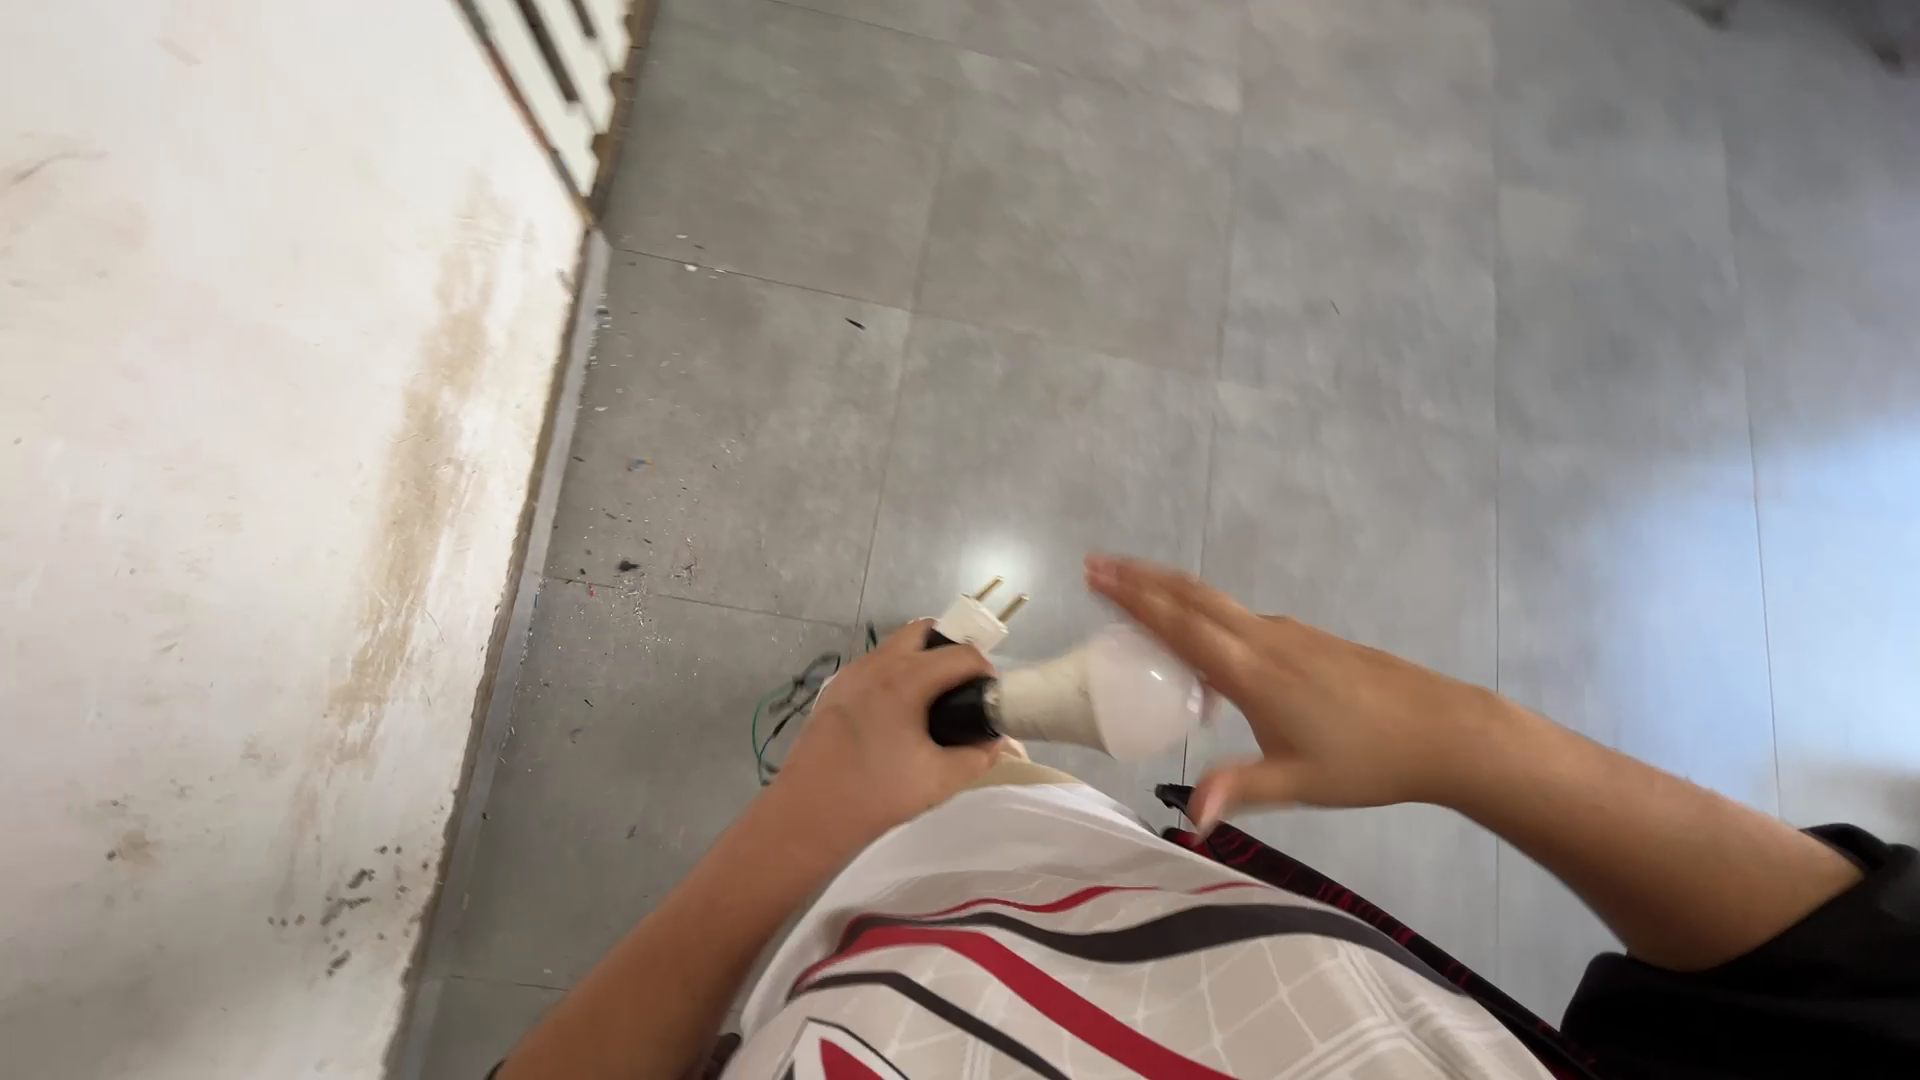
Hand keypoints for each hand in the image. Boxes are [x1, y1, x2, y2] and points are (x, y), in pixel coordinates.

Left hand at [760, 620, 999, 858]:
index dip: (984, 671)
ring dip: (922, 659)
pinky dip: (896, 673)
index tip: (989, 696)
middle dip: (951, 650)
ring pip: (897, 645)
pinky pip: (875, 664)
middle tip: (963, 687)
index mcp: (906, 678)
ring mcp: (852, 672)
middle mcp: (878, 663)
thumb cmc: (876, 794)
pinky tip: (899, 714)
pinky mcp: (835, 688)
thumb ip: (977, 757)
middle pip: (925, 631)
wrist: (808, 813)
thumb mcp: (939, 780)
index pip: (961, 653)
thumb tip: (994, 743)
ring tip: (934, 701)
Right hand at [1085, 554, 1523, 830]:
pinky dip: (1198, 608)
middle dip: (1138, 576)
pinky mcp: (1302, 636)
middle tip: (1096, 565)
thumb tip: (1190, 817)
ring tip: (1131, 587)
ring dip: (1166, 587)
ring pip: (1212, 598)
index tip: (1095, 576)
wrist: (1445, 731)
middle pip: (1189, 594)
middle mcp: (1260, 638)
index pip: (1177, 623)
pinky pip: (1235, 614)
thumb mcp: (1297, 782)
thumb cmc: (1367, 760)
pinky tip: (1198, 636)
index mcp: (1249, 670)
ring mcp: (1284, 631)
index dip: (1132, 598)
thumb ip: (1238, 789)